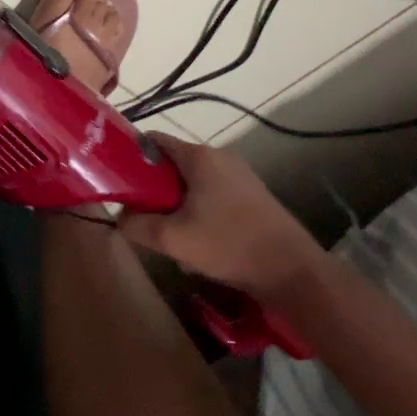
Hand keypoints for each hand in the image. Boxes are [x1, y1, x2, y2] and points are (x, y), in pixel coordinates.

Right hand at [116, 132, 325, 297]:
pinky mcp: (254, 197)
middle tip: (143, 213)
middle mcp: (220, 157)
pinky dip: (198, 209)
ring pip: (192, 181)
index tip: (120, 181)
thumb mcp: (173, 240)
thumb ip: (137, 225)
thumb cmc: (231, 246)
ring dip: (176, 203)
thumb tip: (119, 218)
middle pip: (171, 163)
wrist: (297, 275)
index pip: (151, 140)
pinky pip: (213, 194)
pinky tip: (199, 240)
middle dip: (155, 187)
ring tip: (171, 232)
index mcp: (199, 157)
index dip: (131, 157)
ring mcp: (241, 176)